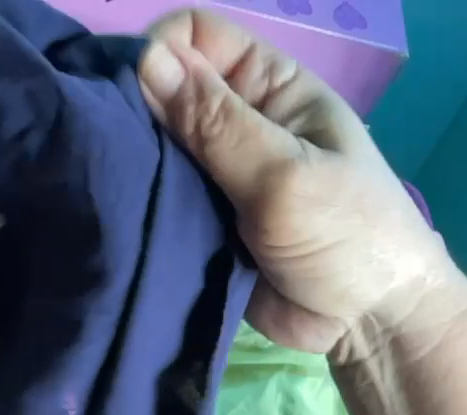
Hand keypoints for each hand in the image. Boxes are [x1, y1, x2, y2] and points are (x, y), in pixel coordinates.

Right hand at [138, 10, 449, 353]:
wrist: (367, 323)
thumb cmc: (345, 234)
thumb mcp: (284, 173)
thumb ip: (216, 124)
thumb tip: (144, 59)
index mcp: (270, 89)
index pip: (196, 38)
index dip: (156, 52)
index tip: (120, 94)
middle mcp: (239, 127)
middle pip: (168, 96)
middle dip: (133, 114)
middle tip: (99, 151)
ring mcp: (219, 182)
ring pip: (158, 157)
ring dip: (135, 169)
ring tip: (105, 189)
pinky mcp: (206, 232)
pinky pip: (163, 211)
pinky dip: (143, 213)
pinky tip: (119, 219)